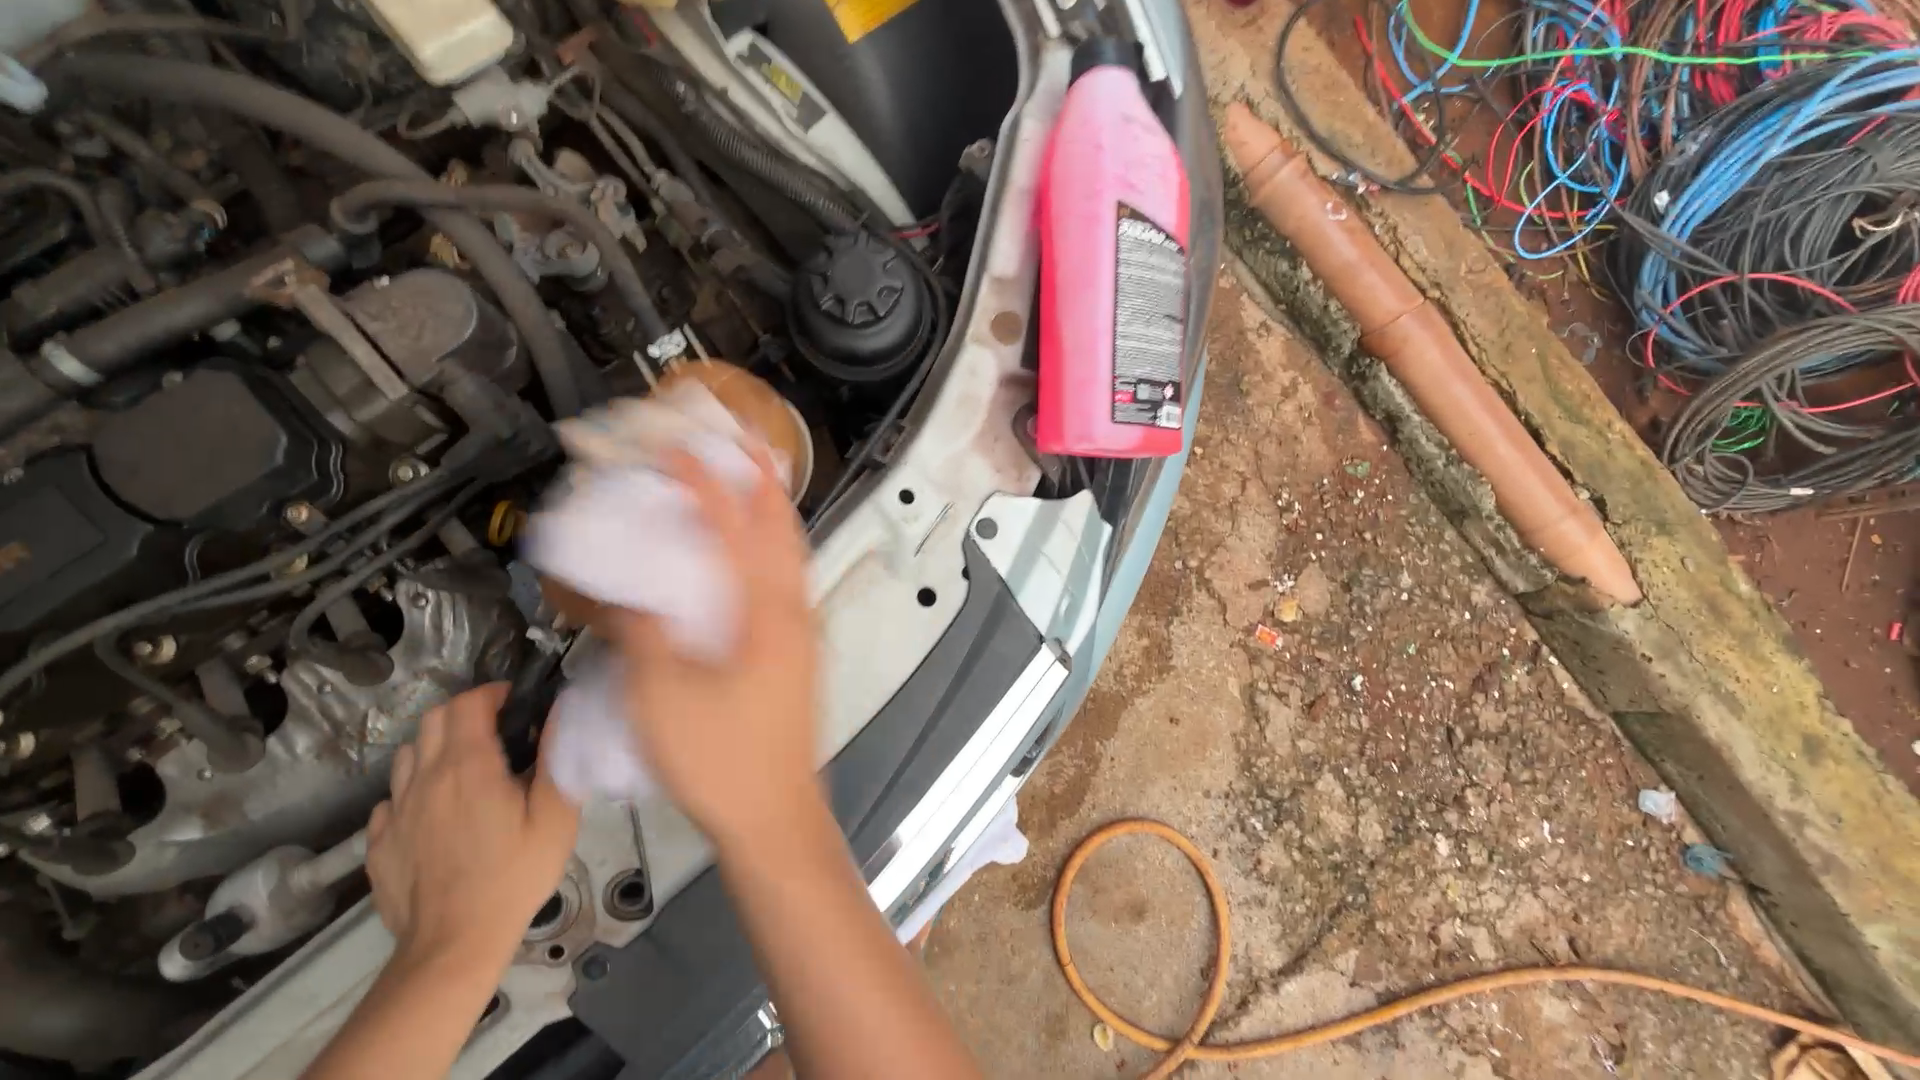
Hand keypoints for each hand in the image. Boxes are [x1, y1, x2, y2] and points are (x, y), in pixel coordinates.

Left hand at [365, 684, 580, 970]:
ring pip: (407, 755)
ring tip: (465, 770)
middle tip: (495, 732)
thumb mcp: (556, 816)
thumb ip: (557, 758)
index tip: (515, 703)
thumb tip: (560, 712)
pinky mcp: (379, 842)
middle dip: (464, 713)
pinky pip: (391, 799)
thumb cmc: (515, 875)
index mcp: (468, 766)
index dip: (492, 694)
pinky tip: (436, 814)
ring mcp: (395, 811)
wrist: (454, 943)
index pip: (467, 703)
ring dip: (435, 748)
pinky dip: (414, 791)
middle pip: (432, 720)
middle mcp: (424, 778)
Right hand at [609, 451, 819, 852]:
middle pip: (782, 530)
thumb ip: (643, 635)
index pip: (734, 530)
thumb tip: (625, 597)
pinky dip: (773, 552)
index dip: (707, 485)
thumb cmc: (722, 762)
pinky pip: (789, 582)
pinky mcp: (799, 654)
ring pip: (792, 555)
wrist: (774, 814)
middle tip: (743, 444)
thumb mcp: (661, 697)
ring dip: (772, 514)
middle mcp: (794, 615)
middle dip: (762, 482)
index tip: (682, 452)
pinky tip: (755, 559)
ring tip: (754, 484)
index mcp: (764, 616)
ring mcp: (803, 634)